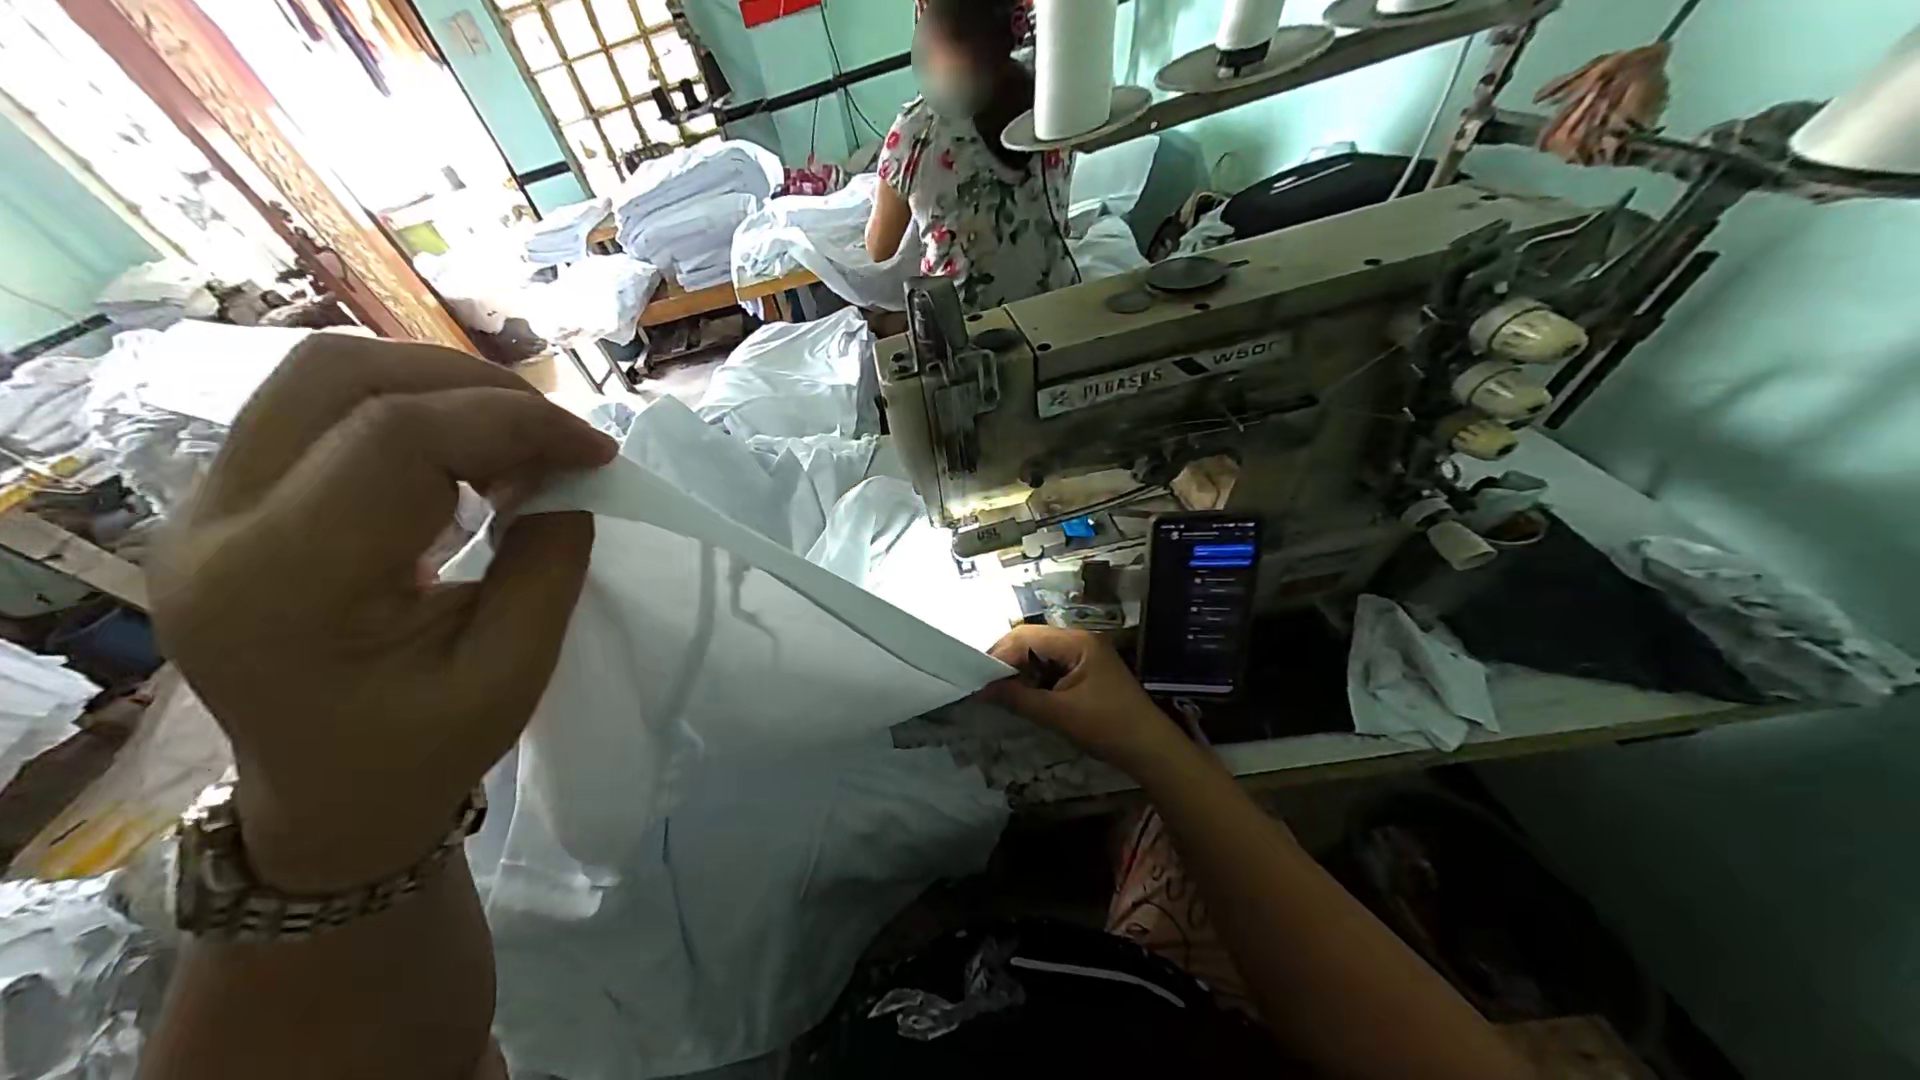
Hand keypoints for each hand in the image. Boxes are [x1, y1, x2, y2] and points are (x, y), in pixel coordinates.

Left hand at [150, 334, 615, 892]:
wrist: (327, 799)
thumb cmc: (423, 752)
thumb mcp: (514, 669)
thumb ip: (548, 559)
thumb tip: (567, 473)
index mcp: (283, 583)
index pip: (396, 438)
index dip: (515, 423)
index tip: (597, 453)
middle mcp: (215, 524)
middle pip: (341, 376)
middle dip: (477, 387)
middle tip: (558, 438)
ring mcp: (206, 505)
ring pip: (326, 375)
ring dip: (446, 390)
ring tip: (519, 445)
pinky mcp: (233, 500)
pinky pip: (324, 410)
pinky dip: (419, 411)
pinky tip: (471, 459)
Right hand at [982, 625, 1183, 773]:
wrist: (1152, 749)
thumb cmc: (1108, 727)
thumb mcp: (1058, 714)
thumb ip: (1018, 699)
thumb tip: (981, 690)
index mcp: (1077, 642)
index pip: (1026, 636)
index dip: (999, 654)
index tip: (978, 677)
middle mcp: (1080, 640)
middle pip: (1032, 640)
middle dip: (1007, 660)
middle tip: (985, 683)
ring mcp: (1085, 654)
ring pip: (1040, 653)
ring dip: (1020, 669)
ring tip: (999, 690)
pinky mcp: (1087, 670)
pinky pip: (1052, 665)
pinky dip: (1035, 677)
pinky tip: (1023, 694)